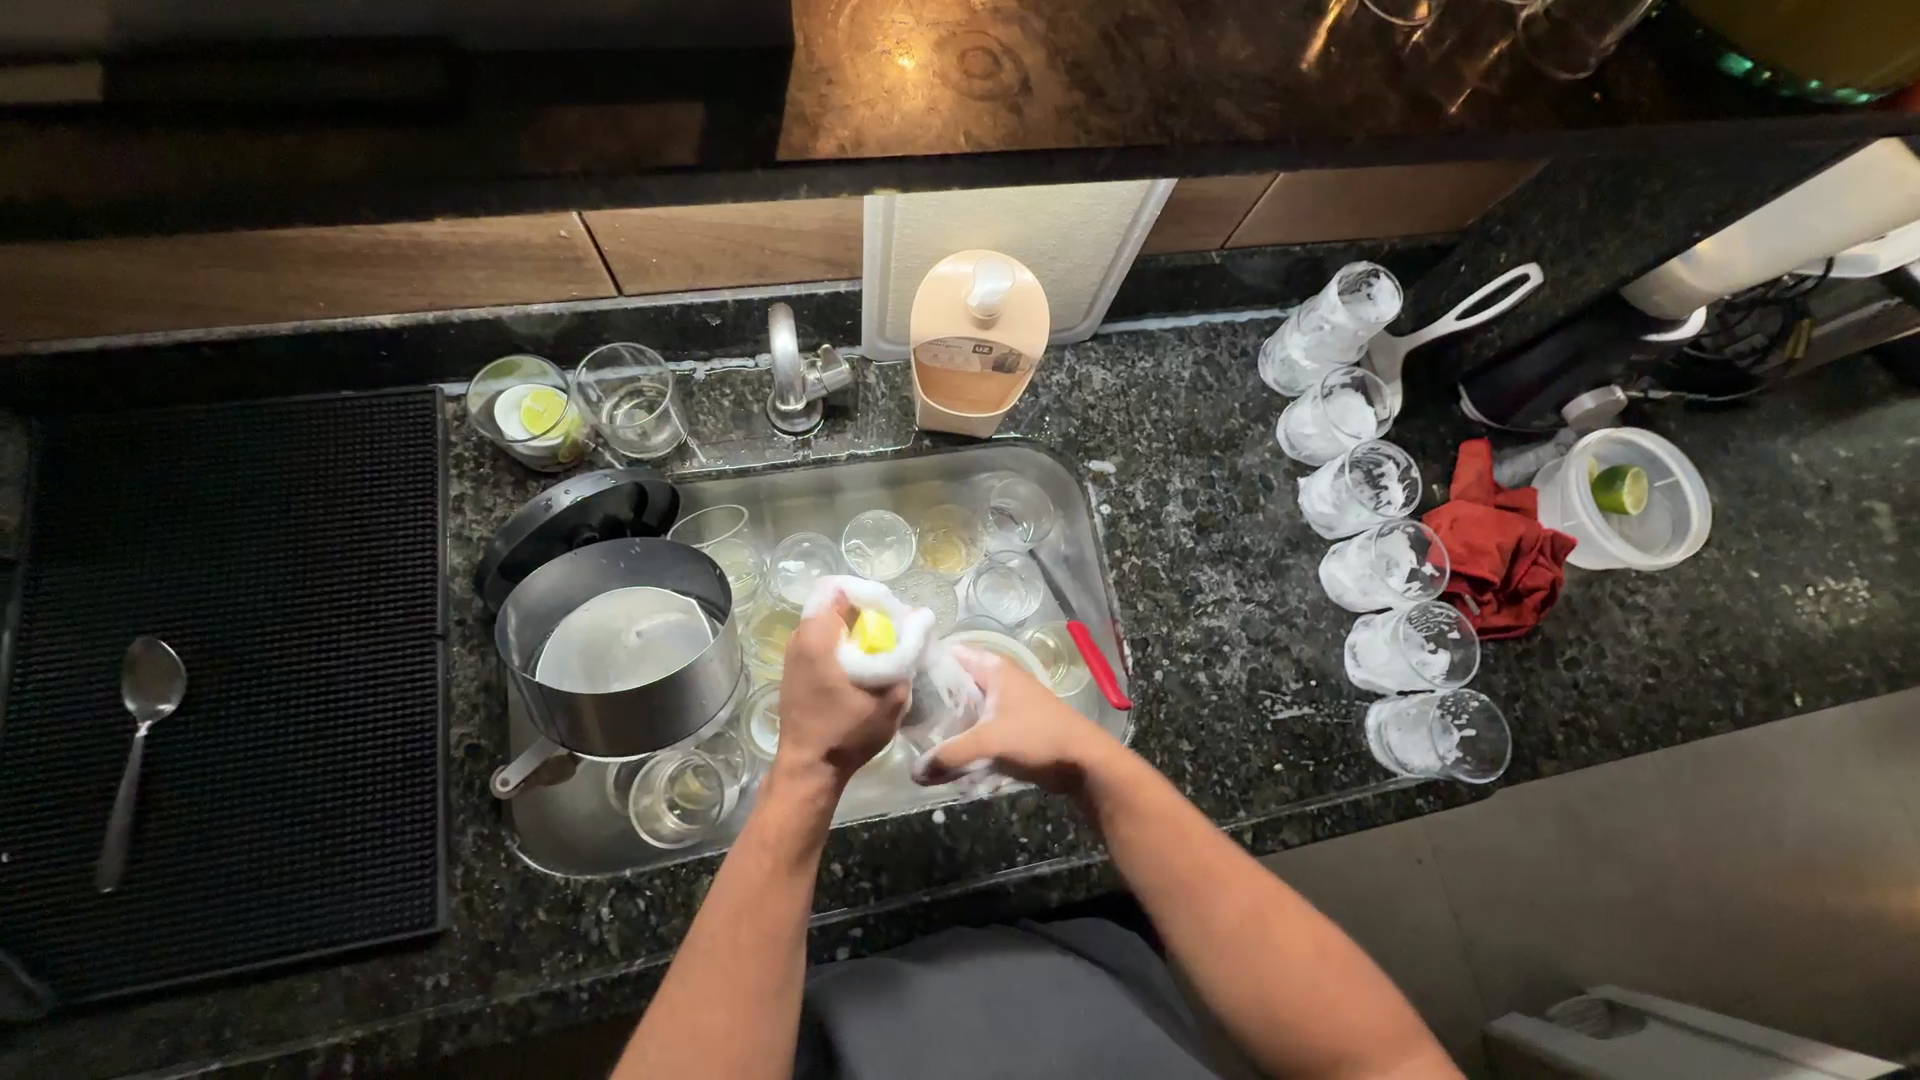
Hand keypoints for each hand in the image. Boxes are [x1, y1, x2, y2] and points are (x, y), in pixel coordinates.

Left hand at [777, 593, 909, 784]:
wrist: (810, 768)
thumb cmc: (847, 732)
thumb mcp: (890, 697)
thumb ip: (907, 655)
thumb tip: (921, 620)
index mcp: (816, 637)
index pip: (839, 588)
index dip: (870, 594)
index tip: (893, 614)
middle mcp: (799, 637)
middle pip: (835, 603)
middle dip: (867, 611)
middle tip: (893, 631)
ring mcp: (794, 653)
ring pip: (829, 622)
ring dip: (856, 628)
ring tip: (882, 648)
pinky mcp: (796, 669)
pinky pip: (822, 640)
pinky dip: (845, 643)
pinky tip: (864, 665)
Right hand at [915, 647, 1122, 794]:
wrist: (1083, 761)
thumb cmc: (1037, 737)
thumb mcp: (988, 742)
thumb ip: (948, 755)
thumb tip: (914, 772)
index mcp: (993, 668)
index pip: (949, 653)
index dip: (923, 661)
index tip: (896, 677)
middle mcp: (997, 679)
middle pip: (953, 682)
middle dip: (929, 698)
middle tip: (900, 713)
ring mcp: (1004, 703)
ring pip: (964, 707)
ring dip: (945, 722)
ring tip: (914, 735)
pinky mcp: (1009, 726)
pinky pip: (976, 727)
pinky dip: (961, 737)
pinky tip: (942, 752)